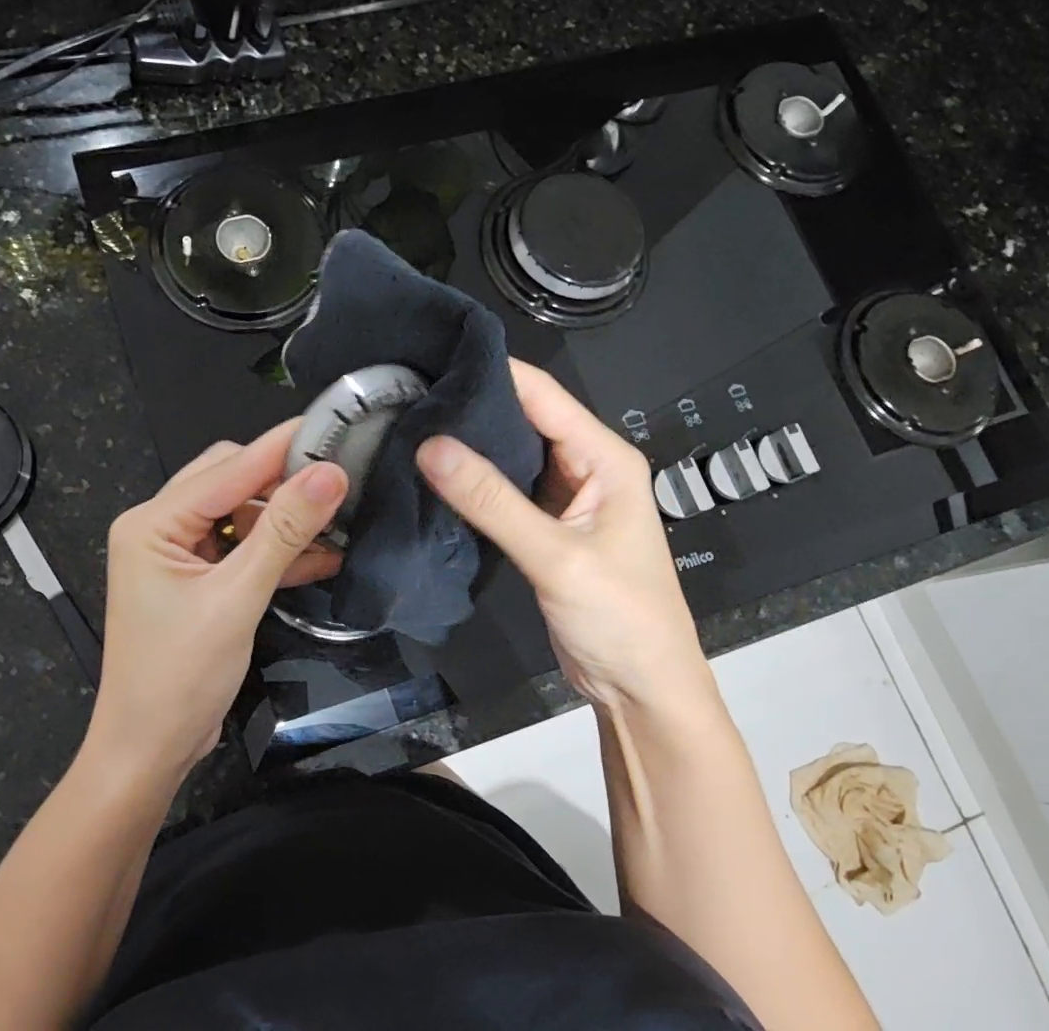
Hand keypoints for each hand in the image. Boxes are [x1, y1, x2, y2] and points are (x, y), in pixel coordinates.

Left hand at [90, 420, 348, 775]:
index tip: (331, 427)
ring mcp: (179, 557)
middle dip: (284, 483)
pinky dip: (278, 553)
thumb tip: (328, 476)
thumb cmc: (177, 679)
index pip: (227, 468)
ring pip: (242, 516)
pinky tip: (322, 555)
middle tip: (340, 480)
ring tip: (340, 521)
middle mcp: (160, 530)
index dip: (281, 447)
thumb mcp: (236, 600)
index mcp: (152, 524)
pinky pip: (243, 550)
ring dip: (286, 521)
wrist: (150, 748)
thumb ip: (283, 534)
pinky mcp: (199, 582)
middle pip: (232, 483)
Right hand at [415, 360, 716, 715]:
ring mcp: (566, 500)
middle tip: (407, 398)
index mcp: (606, 458)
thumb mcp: (556, 557)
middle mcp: (588, 468)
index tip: (431, 360)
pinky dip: (475, 485)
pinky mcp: (547, 530)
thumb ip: (492, 502)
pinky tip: (434, 478)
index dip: (490, 372)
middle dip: (472, 408)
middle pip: (525, 420)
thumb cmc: (619, 618)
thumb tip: (429, 446)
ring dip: (471, 447)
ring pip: (512, 457)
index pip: (542, 395)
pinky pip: (507, 493)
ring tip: (410, 428)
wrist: (641, 688)